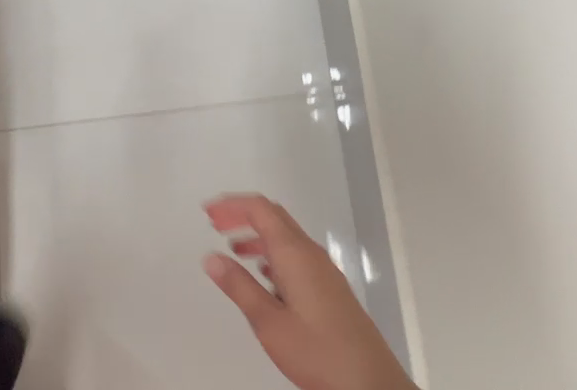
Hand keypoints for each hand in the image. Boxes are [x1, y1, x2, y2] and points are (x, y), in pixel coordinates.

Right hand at [203, 194, 416, 389]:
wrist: (369, 381)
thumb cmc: (316, 350)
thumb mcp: (269, 322)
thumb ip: (239, 287)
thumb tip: (211, 257)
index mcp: (294, 253)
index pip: (260, 209)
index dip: (232, 205)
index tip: (207, 213)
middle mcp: (310, 252)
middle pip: (273, 216)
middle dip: (242, 214)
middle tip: (215, 224)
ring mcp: (323, 269)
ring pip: (285, 236)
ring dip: (257, 234)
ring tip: (232, 248)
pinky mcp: (328, 286)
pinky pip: (295, 254)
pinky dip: (272, 252)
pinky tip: (263, 273)